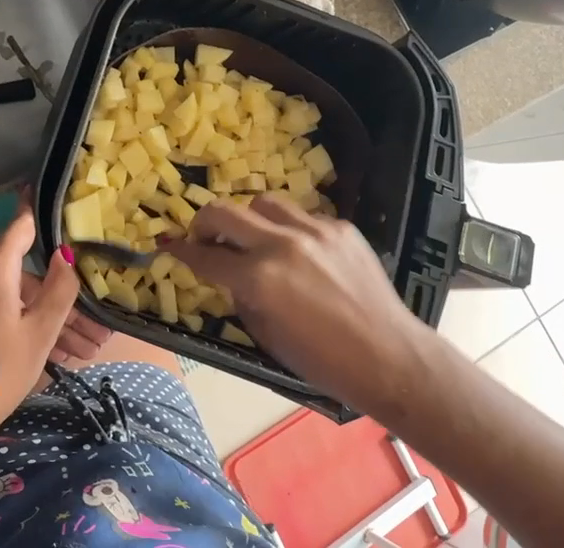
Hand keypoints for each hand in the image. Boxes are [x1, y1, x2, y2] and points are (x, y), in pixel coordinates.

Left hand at [11, 181, 112, 368]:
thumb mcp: (40, 332)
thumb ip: (59, 288)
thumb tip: (66, 253)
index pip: (21, 225)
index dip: (38, 209)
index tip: (55, 193)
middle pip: (26, 273)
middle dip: (62, 295)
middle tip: (98, 325)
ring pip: (17, 297)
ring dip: (50, 317)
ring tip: (88, 349)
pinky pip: (1, 310)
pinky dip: (27, 323)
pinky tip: (59, 353)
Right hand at [162, 194, 424, 407]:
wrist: (390, 358)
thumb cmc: (324, 362)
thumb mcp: (267, 335)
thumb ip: (241, 296)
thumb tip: (228, 274)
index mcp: (259, 279)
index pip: (206, 256)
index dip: (183, 252)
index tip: (173, 248)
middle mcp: (281, 245)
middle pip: (223, 212)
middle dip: (204, 223)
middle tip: (205, 237)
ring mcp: (314, 231)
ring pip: (263, 203)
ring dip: (249, 219)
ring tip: (254, 238)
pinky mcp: (341, 227)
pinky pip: (302, 216)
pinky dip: (290, 230)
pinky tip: (299, 252)